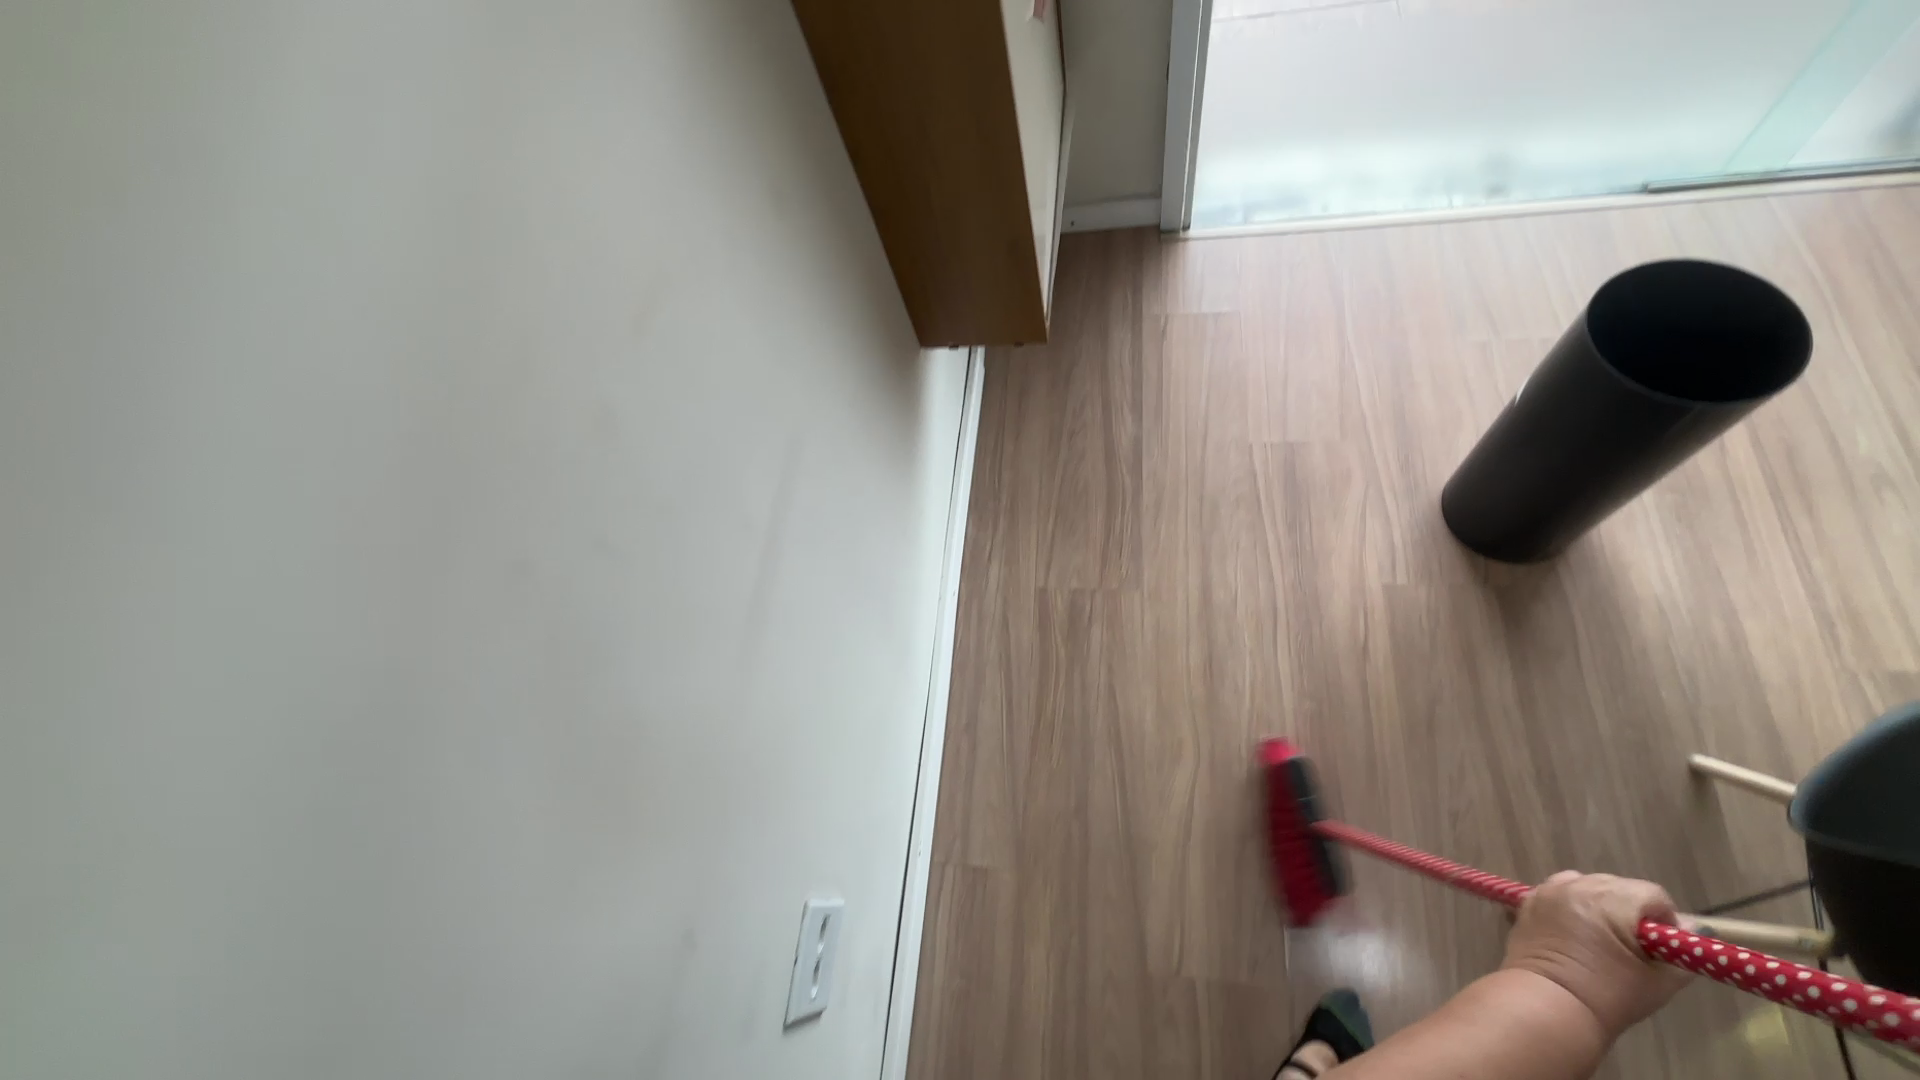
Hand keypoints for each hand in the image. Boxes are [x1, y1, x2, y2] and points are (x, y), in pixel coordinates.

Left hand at [1501, 871, 1691, 1037]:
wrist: (1549, 1001)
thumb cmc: (1610, 993)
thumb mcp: (1661, 980)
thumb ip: (1683, 953)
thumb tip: (1687, 930)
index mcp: (1610, 899)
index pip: (1652, 893)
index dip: (1665, 918)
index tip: (1663, 945)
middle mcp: (1575, 885)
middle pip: (1616, 885)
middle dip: (1631, 909)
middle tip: (1633, 944)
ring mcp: (1547, 891)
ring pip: (1584, 883)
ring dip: (1598, 902)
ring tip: (1602, 936)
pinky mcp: (1527, 901)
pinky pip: (1556, 891)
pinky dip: (1570, 903)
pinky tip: (1573, 930)